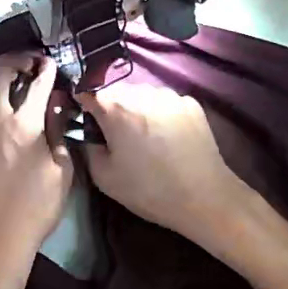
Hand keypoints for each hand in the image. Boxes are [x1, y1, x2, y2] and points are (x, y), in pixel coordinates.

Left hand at [0, 53, 72, 283]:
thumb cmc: (35, 208)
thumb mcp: (62, 171)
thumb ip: (58, 130)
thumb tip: (56, 100)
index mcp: (24, 125)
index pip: (37, 81)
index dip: (46, 67)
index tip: (50, 63)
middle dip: (16, 60)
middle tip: (28, 65)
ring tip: (5, 86)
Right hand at [75, 83, 258, 253]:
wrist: (204, 196)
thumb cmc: (149, 189)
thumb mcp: (104, 176)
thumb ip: (87, 146)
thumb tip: (86, 131)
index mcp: (116, 107)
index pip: (87, 92)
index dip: (83, 106)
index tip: (87, 122)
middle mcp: (142, 92)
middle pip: (117, 92)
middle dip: (113, 109)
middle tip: (119, 137)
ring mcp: (169, 95)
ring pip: (143, 95)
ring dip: (138, 110)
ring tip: (147, 138)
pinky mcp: (190, 102)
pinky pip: (165, 102)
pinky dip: (161, 114)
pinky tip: (168, 138)